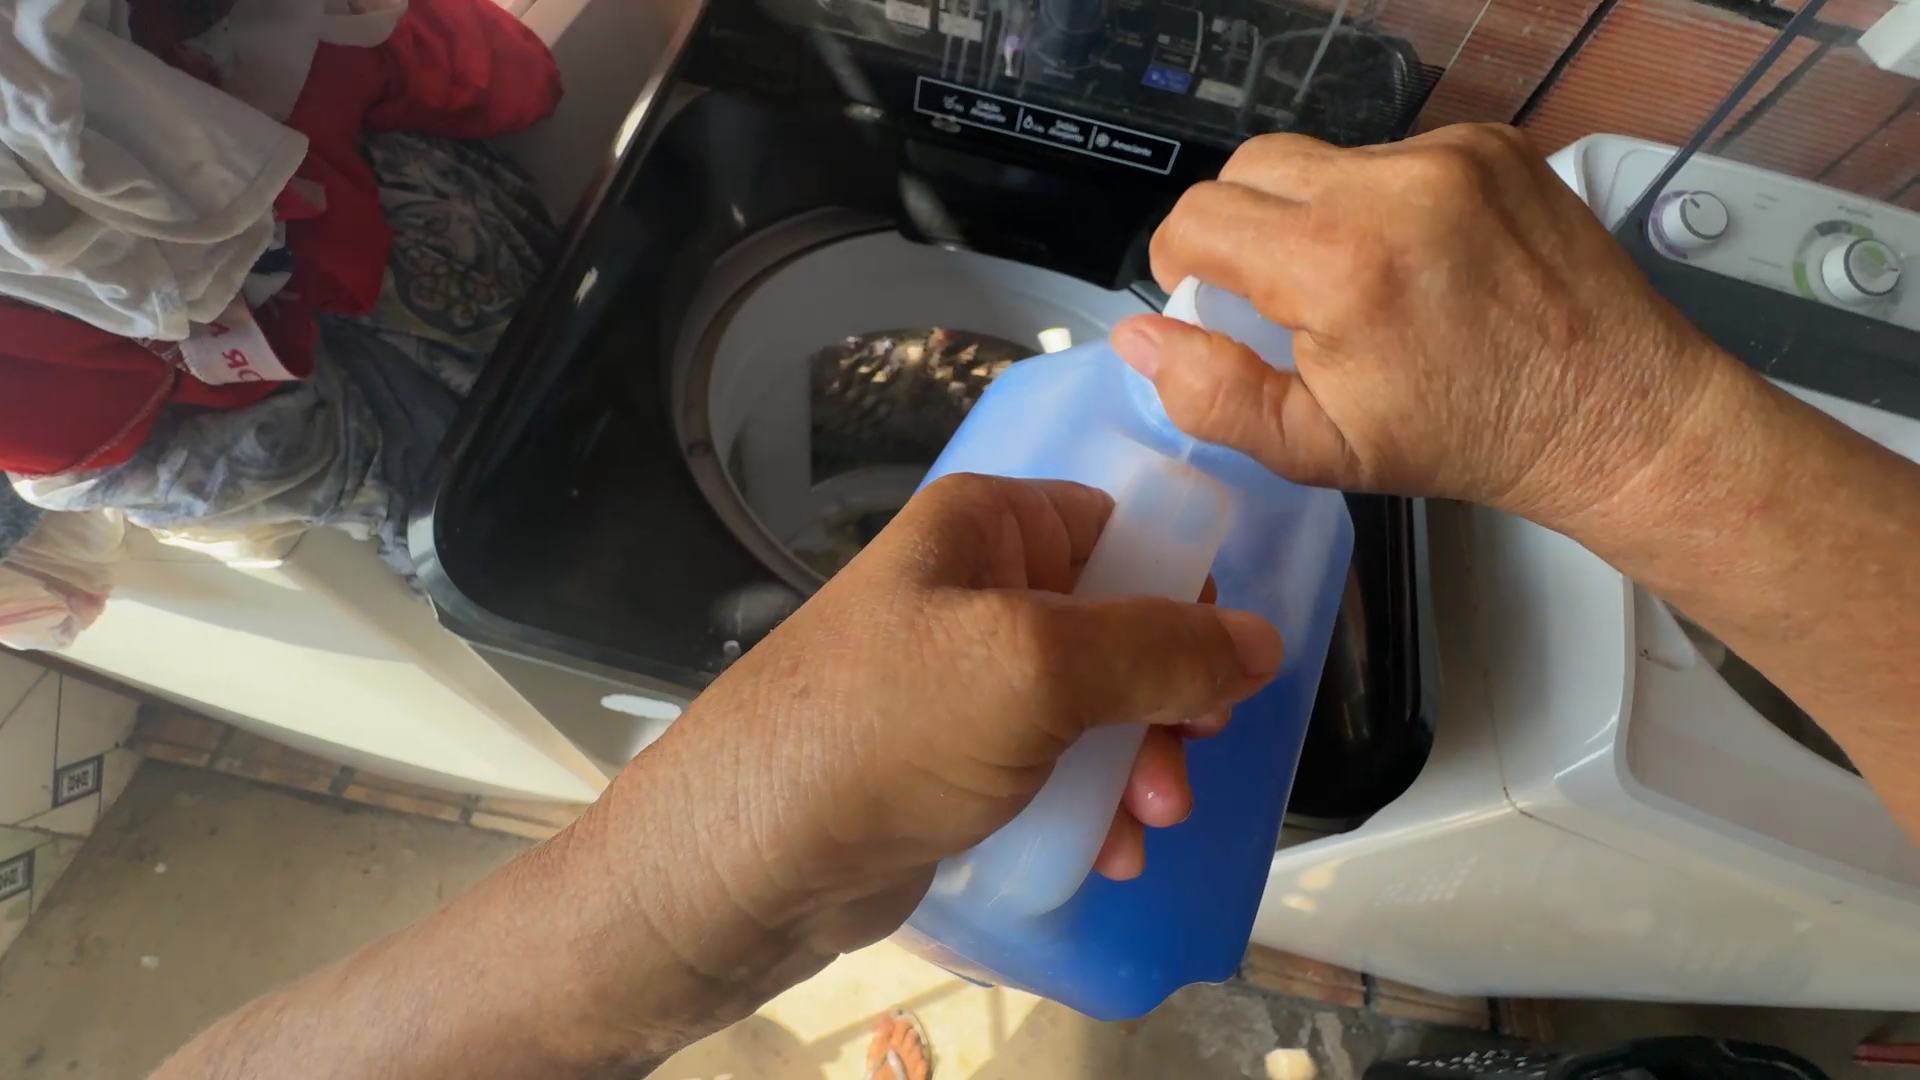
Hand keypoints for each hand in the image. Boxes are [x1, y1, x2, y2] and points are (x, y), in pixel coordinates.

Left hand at [618, 473, 1282, 951]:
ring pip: (1089, 701)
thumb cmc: (886, 726)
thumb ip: (1159, 649)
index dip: (1177, 588)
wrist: (748, 859)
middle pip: (1112, 623)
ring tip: (1145, 817)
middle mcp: (974, 589)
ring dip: (1133, 760)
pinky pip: (1050, 758)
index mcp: (986, 527)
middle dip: (1161, 696)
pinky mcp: (956, 751)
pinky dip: (1087, 798)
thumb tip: (1259, 640)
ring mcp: (963, 676)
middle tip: (1186, 753)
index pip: (1116, 528)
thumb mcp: (1034, 667)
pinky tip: (1102, 847)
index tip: (1216, 661)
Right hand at [1111, 124, 1737, 529]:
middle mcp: (1393, 184)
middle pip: (1244, 169)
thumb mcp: (1309, 449)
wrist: (1610, 411)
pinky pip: (1376, 158)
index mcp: (1338, 264)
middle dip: (1229, 231)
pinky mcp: (1488, 142)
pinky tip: (1395, 259)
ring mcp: (1449, 152)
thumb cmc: (1451, 441)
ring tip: (1333, 282)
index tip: (1208, 307)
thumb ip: (1210, 395)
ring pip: (1309, 159)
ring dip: (1293, 216)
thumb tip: (1141, 338)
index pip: (1198, 218)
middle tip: (1264, 296)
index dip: (1180, 265)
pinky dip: (1359, 204)